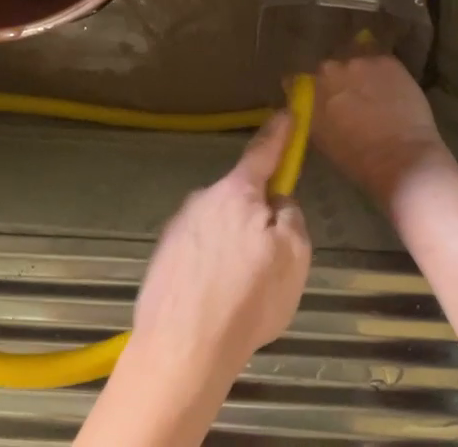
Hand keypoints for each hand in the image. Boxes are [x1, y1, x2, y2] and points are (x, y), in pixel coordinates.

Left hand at [128, 112, 311, 375]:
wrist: (182, 345)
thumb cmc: (247, 298)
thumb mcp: (293, 256)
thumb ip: (290, 217)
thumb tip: (276, 201)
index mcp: (236, 192)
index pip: (262, 152)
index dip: (278, 133)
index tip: (286, 112)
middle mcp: (202, 199)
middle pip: (239, 198)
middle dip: (255, 217)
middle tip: (270, 260)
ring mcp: (178, 228)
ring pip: (219, 228)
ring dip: (232, 248)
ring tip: (243, 294)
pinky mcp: (164, 257)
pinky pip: (200, 254)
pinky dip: (213, 269)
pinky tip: (219, 301)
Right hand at [312, 56, 454, 205]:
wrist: (401, 158)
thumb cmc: (358, 160)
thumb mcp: (322, 138)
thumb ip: (313, 114)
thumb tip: (313, 105)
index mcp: (308, 91)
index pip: (296, 81)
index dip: (307, 89)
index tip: (316, 98)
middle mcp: (328, 69)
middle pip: (328, 68)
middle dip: (336, 79)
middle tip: (350, 97)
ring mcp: (357, 62)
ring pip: (355, 59)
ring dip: (360, 72)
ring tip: (373, 90)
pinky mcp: (386, 61)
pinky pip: (379, 59)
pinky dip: (383, 70)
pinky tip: (391, 86)